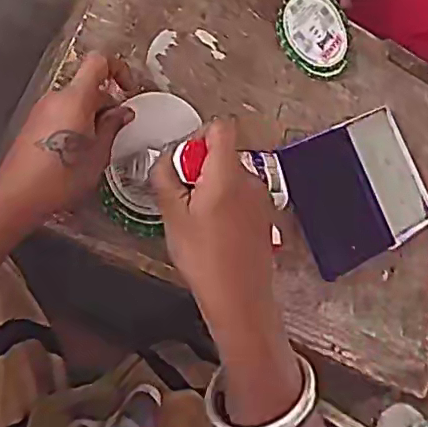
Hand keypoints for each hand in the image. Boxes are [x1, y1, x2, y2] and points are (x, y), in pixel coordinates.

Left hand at [0, 53, 134, 214]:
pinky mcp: (33, 124)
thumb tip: (122, 112)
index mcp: (75, 98)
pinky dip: (75, 123)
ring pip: (75, 101)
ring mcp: (42, 110)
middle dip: (106, 102)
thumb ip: (113, 126)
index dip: (118, 69)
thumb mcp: (98, 153)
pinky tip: (78, 152)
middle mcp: (56, 98)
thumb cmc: (60, 177)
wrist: (17, 196)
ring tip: (97, 147)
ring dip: (91, 115)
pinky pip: (61, 113)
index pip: (98, 61)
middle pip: (88, 85)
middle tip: (116, 129)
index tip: (127, 89)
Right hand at [152, 119, 280, 346]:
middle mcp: (249, 179)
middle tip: (184, 197)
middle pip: (222, 152)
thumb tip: (165, 158)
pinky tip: (213, 231)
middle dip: (199, 167)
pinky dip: (224, 203)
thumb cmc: (207, 261)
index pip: (221, 127)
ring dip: (210, 186)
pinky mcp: (263, 214)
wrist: (240, 300)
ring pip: (229, 174)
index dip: (199, 135)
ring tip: (197, 219)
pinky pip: (239, 194)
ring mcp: (259, 197)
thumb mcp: (172, 215)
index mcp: (226, 174)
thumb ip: (165, 176)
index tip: (185, 160)